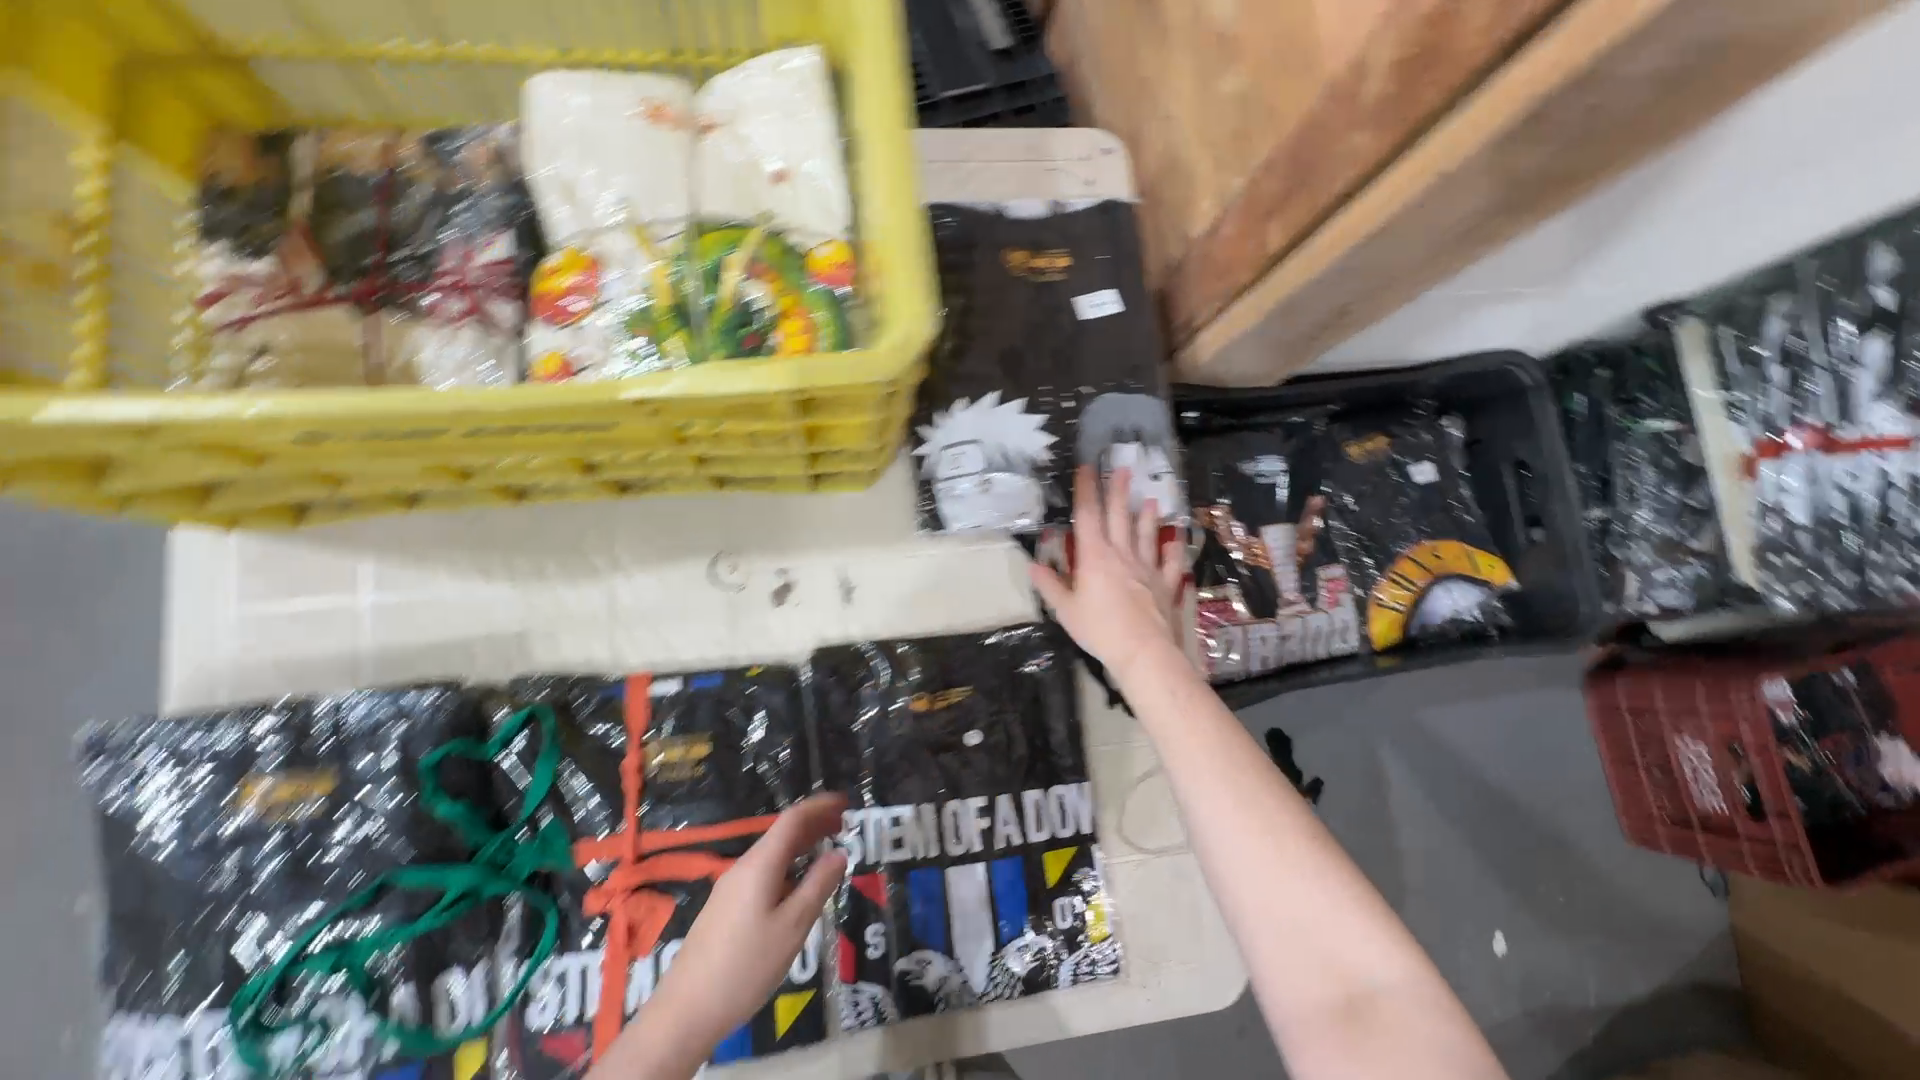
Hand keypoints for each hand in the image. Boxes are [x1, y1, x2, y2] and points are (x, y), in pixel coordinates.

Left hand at [589, 794, 848, 1079]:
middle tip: (845, 825)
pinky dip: (788, 868)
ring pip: (772, 856)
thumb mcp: (792, 927)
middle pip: (781, 835)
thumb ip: (817, 886)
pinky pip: (763, 874)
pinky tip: (799, 887)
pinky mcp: (726, 909)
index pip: (792, 820)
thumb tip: (838, 853)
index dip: (819, 807)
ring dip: (801, 847)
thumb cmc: (746, 966)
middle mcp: (743, 868)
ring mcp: (730, 889)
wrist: (687, 1009)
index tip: (846, 802)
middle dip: (813, 825)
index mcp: (759, 865)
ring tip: (829, 851)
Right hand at [1030, 465, 1188, 670]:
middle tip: (1122, 468)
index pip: (1088, 516)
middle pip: (1119, 517)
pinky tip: (1174, 539)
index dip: (1086, 490)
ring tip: (1150, 499)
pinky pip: (1169, 562)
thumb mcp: (1066, 610)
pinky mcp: (1165, 584)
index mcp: (1094, 557)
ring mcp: (1147, 568)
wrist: (1143, 650)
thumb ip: (1050, 586)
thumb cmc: (1099, 629)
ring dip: (1147, 516)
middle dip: (1118, 491)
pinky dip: (1172, 549)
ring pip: (1146, 535)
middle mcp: (1122, 555)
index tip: (1086, 468)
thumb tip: (1033, 565)